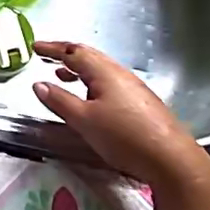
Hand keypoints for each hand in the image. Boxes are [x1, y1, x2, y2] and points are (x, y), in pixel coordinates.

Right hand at [31, 41, 209, 186]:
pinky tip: (90, 99)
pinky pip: (109, 82)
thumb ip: (59, 101)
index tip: (35, 47)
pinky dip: (91, 83)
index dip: (52, 48)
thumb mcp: (84, 121)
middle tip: (46, 56)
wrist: (173, 162)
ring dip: (79, 70)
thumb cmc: (125, 137)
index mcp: (103, 71)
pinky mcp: (142, 103)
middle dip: (66, 55)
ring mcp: (134, 88)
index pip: (73, 52)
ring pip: (100, 70)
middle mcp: (119, 73)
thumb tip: (38, 84)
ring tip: (62, 77)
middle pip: (89, 56)